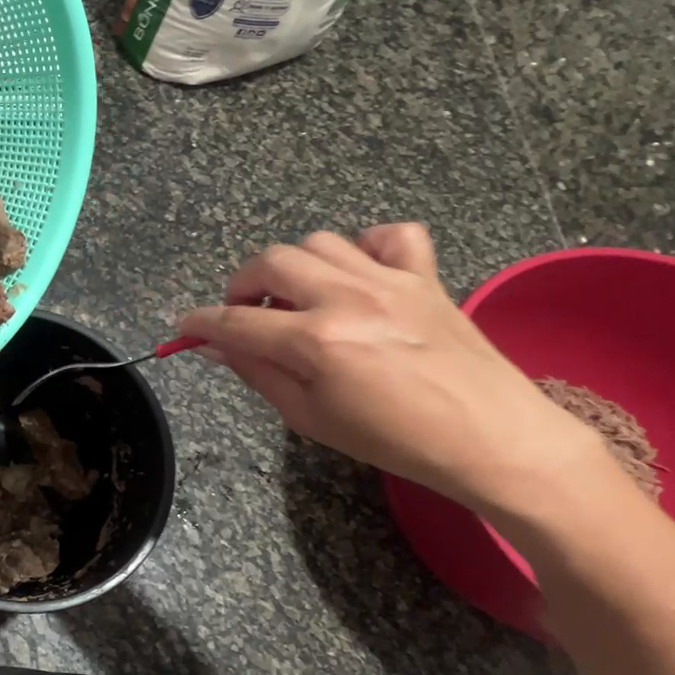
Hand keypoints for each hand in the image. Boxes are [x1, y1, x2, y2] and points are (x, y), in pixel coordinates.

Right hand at [178, 223, 602, 512]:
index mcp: (316, 341)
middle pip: (270, 263)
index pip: (236, 321)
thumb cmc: (392, 440)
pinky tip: (357, 276)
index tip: (184, 327)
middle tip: (244, 315)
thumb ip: (257, 372)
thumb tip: (215, 347)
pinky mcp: (426, 276)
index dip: (200, 323)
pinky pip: (390, 235)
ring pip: (319, 242)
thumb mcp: (308, 417)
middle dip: (242, 286)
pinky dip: (365, 247)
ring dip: (294, 267)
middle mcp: (348, 298)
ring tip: (298, 299)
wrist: (490, 438)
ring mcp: (391, 281)